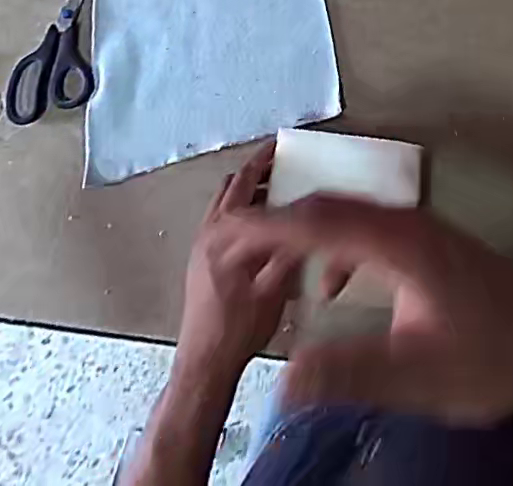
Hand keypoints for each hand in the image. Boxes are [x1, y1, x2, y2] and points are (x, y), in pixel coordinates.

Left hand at [174, 141, 300, 377]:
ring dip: (250, 192)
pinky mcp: (204, 263)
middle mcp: (207, 237)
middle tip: (282, 163)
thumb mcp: (275, 286)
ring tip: (279, 189)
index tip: (278, 146)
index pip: (244, 184)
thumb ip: (291, 249)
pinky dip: (244, 211)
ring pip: (226, 205)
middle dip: (257, 171)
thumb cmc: (238, 328)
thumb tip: (310, 220)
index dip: (263, 162)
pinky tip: (266, 223)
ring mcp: (202, 250)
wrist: (205, 365)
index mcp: (222, 236)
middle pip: (231, 189)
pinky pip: (224, 222)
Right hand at [220, 194, 512, 425]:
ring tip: (275, 266)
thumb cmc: (490, 359)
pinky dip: (342, 249)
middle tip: (235, 245)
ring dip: (312, 236)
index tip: (222, 232)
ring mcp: (428, 231)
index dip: (268, 225)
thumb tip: (280, 376)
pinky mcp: (436, 246)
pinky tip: (337, 285)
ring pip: (356, 218)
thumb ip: (349, 372)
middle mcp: (413, 225)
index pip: (322, 222)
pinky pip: (375, 233)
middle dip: (283, 223)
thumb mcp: (415, 376)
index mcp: (403, 245)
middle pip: (336, 208)